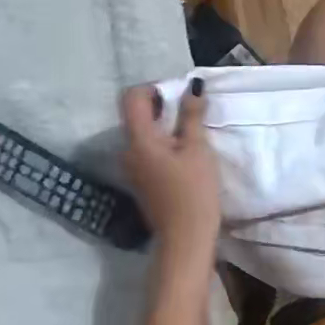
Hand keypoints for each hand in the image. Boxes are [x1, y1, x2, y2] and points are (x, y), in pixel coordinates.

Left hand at [120, 79, 220, 256]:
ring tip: (191, 137)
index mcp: (138, 139)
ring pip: (143, 135)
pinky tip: (184, 158)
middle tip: (191, 115)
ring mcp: (131, 168)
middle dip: (163, 108)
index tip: (179, 97)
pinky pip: (146, 152)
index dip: (154, 89)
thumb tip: (193, 86)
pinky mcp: (140, 181)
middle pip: (136, 116)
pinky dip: (163, 146)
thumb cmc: (194, 190)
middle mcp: (126, 150)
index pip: (132, 97)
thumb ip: (192, 115)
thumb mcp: (198, 148)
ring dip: (164, 128)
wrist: (185, 238)